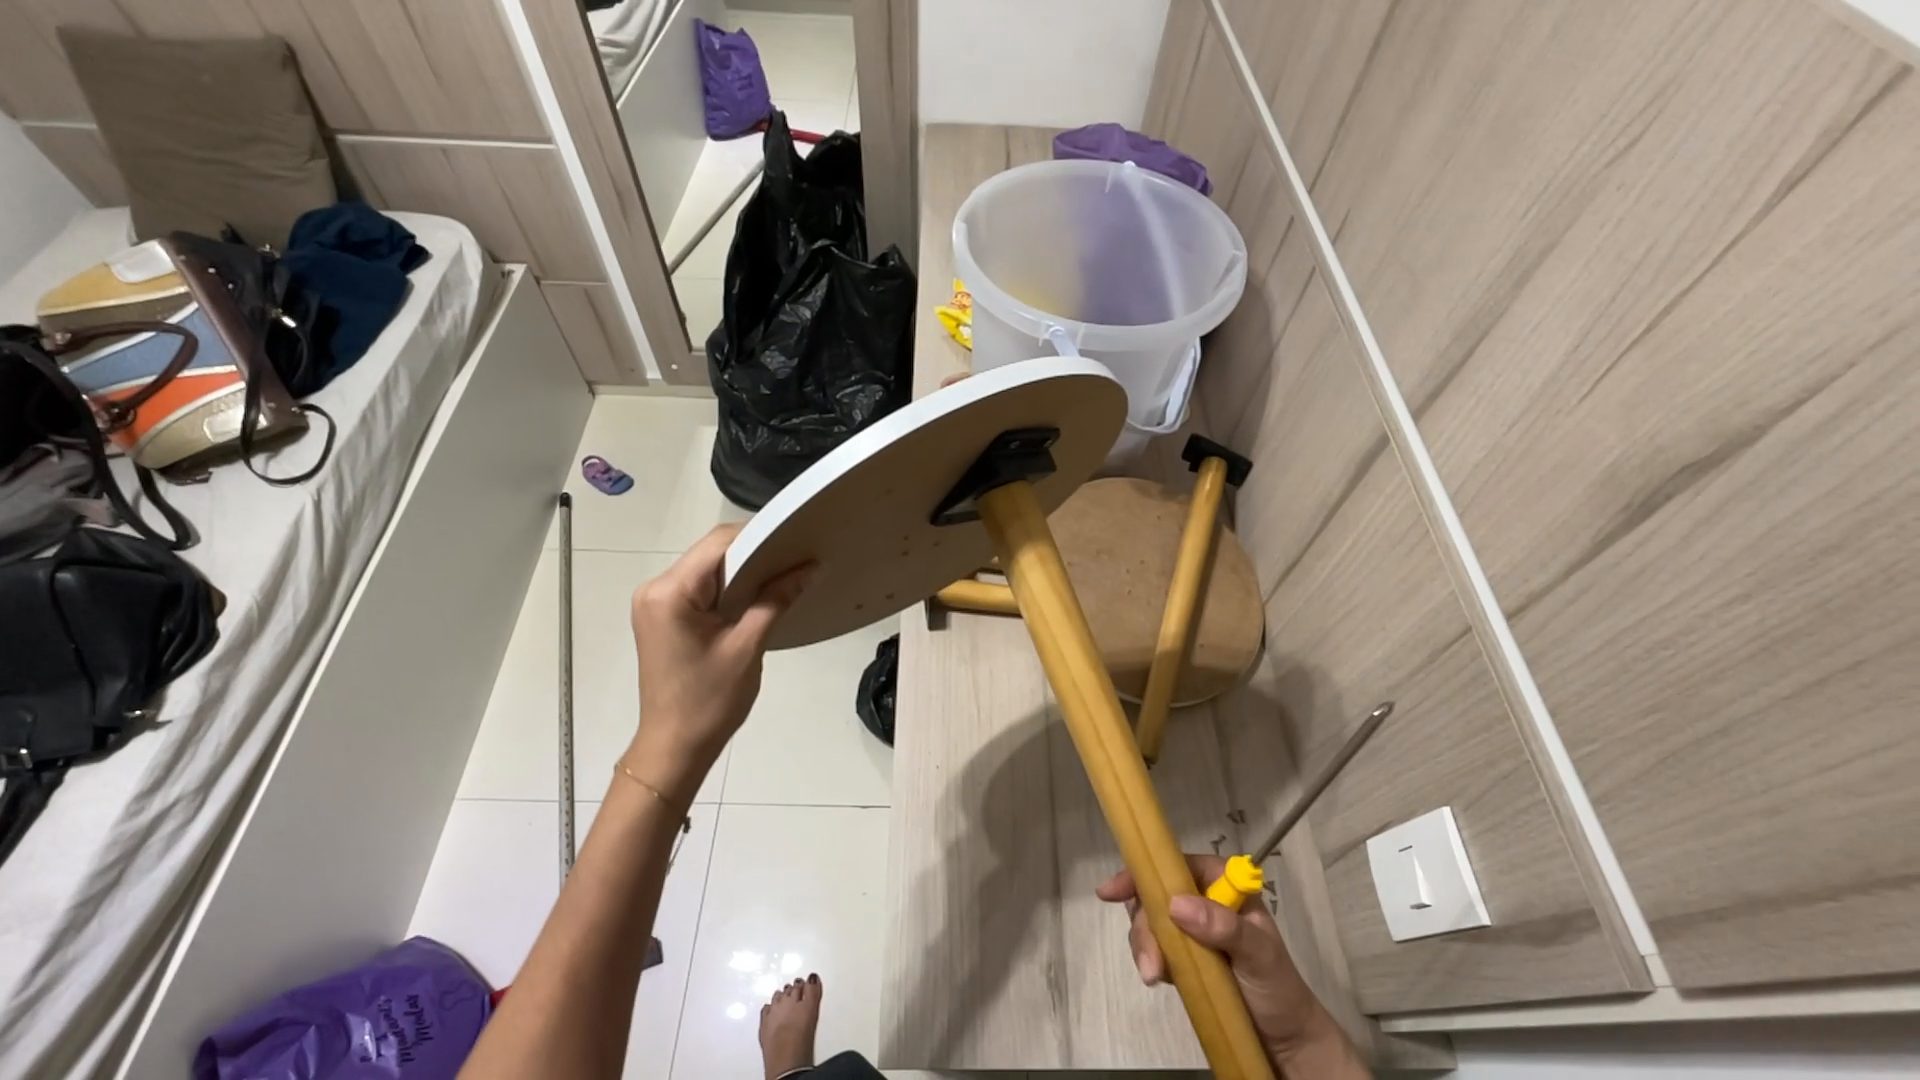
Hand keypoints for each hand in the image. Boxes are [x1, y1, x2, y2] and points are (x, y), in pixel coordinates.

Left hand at [626, 524, 811, 799]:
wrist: (675, 746)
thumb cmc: (710, 700)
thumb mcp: (748, 646)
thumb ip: (776, 599)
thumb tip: (810, 567)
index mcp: (669, 592)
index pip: (718, 545)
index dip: (759, 536)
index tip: (797, 540)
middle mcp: (655, 588)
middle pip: (711, 553)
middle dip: (753, 553)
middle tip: (796, 558)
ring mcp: (655, 602)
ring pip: (707, 568)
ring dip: (742, 570)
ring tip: (783, 575)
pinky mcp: (663, 615)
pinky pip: (700, 587)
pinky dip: (728, 587)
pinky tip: (757, 595)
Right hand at [1097, 854, 1349, 1067]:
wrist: (1285, 1039)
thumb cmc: (1278, 988)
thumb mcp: (1259, 954)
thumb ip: (1224, 927)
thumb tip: (1176, 904)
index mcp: (1223, 883)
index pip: (1176, 865)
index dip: (1143, 872)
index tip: (1112, 892)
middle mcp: (1203, 898)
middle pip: (1155, 894)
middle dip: (1145, 927)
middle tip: (1149, 965)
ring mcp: (1190, 926)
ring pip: (1149, 921)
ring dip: (1145, 947)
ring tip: (1154, 978)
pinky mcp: (1182, 953)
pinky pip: (1153, 946)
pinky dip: (1149, 959)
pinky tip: (1158, 977)